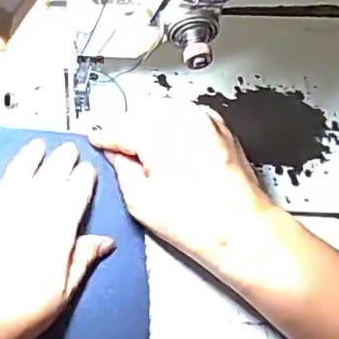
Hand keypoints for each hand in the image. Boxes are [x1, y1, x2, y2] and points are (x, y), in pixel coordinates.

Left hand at [0, 139, 115, 338]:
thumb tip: (104, 241)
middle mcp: (28, 210)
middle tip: (68, 149)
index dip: (83, 178)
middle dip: (61, 160)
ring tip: (37, 146)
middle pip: (49, 176)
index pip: (76, 193)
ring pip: (16, 172)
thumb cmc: (15, 314)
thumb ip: (81, 262)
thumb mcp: (60, 295)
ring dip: (28, 157)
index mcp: (56, 229)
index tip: (88, 169)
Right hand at [89, 104, 292, 283]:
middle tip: (119, 150)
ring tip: (145, 152)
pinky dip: (173, 126)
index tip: (97, 140)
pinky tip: (170, 149)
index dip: (103, 137)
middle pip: (140, 112)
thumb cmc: (199, 220)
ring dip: (149, 125)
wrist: (241, 229)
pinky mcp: (219, 127)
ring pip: (163, 109)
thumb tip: (115, 155)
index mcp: (157, 132)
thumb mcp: (139, 199)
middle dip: (128, 129)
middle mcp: (183, 118)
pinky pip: (185, 116)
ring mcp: (204, 120)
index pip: (118, 127)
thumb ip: (120, 168)